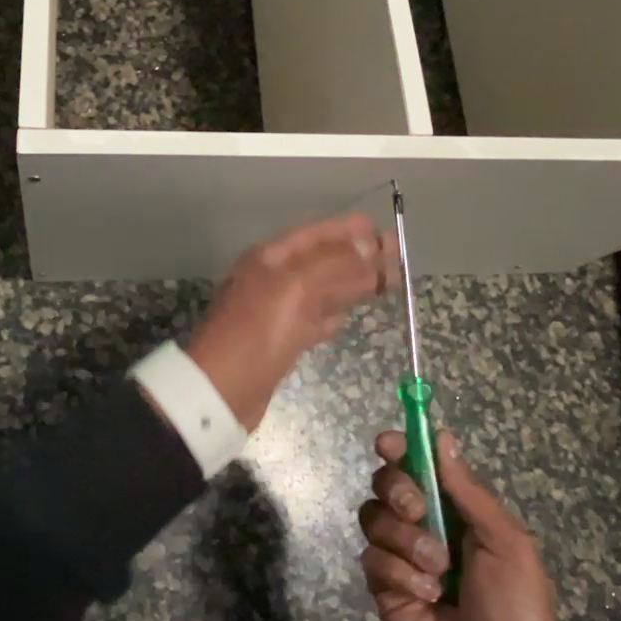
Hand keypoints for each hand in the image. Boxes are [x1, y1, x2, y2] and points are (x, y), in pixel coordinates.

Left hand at [185, 214, 389, 431]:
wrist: (222, 391)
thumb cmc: (258, 333)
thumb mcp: (296, 289)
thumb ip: (334, 264)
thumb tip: (369, 244)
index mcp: (270, 259)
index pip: (315, 235)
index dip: (348, 230)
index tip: (381, 228)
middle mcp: (273, 279)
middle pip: (322, 262)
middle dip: (358, 257)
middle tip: (398, 257)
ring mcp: (276, 312)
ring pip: (321, 291)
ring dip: (352, 285)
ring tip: (387, 282)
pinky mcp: (281, 342)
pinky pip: (312, 320)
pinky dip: (331, 315)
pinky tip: (347, 317)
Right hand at [359, 431, 571, 620]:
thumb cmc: (516, 605)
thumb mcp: (507, 542)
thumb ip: (469, 491)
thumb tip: (442, 436)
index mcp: (453, 507)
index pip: (416, 464)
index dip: (399, 447)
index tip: (389, 443)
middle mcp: (421, 523)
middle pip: (384, 482)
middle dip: (398, 490)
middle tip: (419, 511)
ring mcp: (399, 555)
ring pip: (373, 518)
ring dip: (406, 541)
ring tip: (438, 572)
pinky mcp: (384, 587)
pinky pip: (373, 560)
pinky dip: (399, 574)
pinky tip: (426, 597)